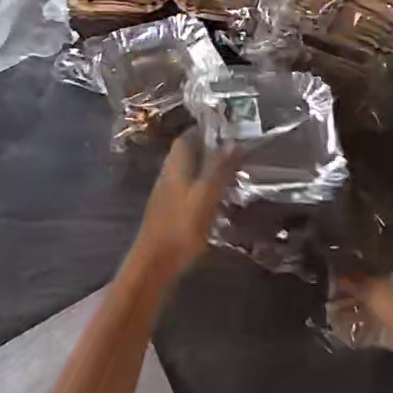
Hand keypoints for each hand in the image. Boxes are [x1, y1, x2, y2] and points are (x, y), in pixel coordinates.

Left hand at [127, 132, 242, 284]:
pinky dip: (207, 187)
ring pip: (190, 172)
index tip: (228, 126)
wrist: (153, 266)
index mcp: (175, 167)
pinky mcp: (172, 212)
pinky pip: (191, 190)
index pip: (186, 138)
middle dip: (211, 147)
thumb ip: (218, 169)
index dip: (204, 129)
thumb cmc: (179, 228)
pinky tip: (223, 196)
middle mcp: (169, 176)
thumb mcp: (205, 196)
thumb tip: (234, 141)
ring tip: (236, 169)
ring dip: (210, 167)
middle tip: (239, 147)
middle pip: (188, 154)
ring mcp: (169, 195)